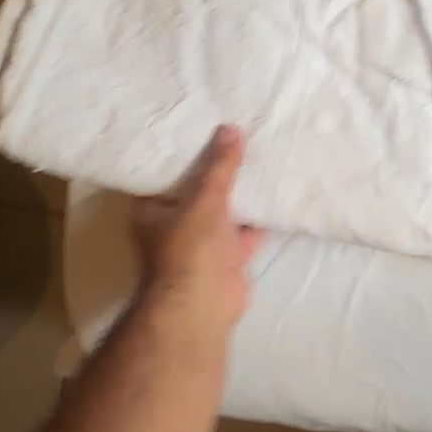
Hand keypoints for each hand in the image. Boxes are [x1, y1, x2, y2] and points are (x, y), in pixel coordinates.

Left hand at [132, 125, 263, 332]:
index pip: (164, 175)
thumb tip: (231, 128)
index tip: (200, 129)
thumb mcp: (204, 200)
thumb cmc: (190, 248)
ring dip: (243, 193)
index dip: (181, 154)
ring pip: (226, 210)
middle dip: (219, 171)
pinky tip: (279, 195)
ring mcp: (203, 242)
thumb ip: (220, 167)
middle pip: (198, 191)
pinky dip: (261, 216)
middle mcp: (174, 224)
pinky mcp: (230, 255)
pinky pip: (247, 229)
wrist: (204, 302)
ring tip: (263, 159)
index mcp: (153, 210)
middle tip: (239, 138)